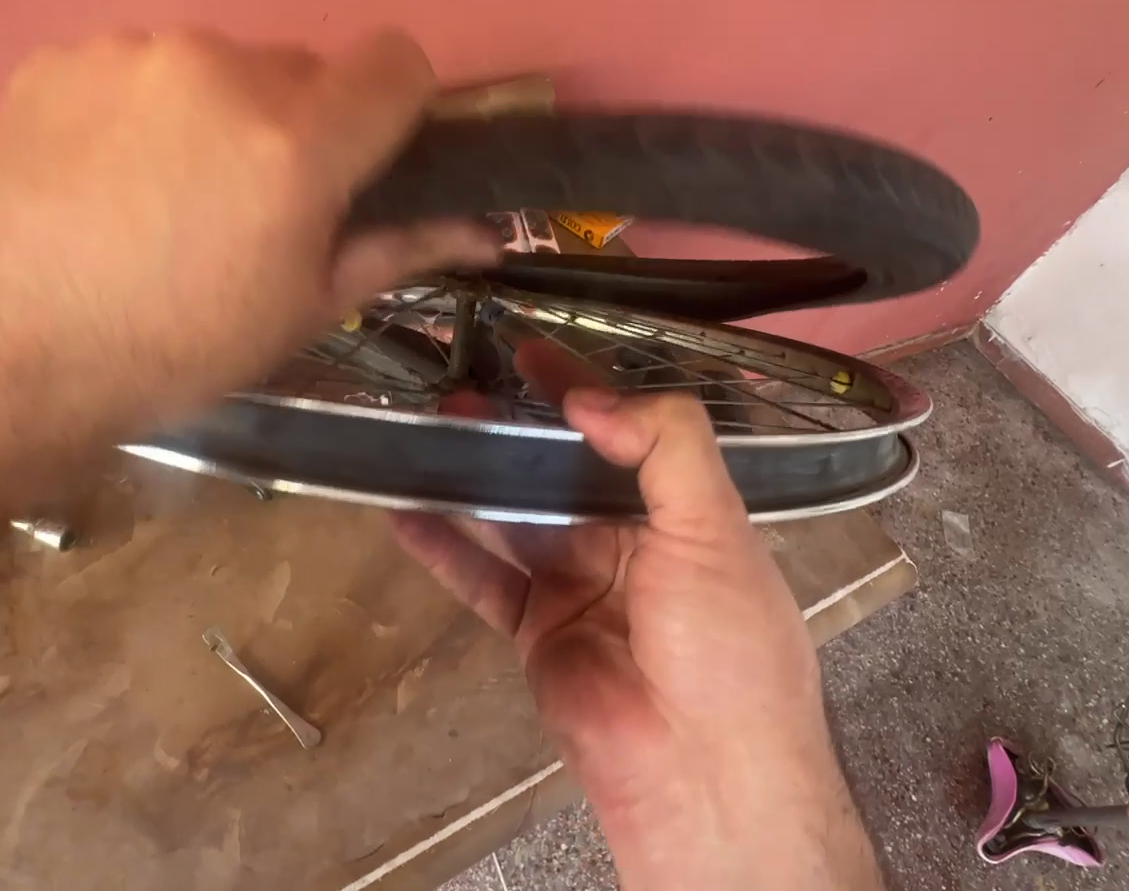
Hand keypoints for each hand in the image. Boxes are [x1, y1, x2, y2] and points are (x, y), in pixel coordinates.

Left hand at [0, 30, 498, 463]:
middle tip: (262, 210)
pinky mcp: (64, 56)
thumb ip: (402, 250)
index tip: (374, 164)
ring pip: (227, 69)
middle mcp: (223, 71)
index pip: (399, 62)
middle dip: (307, 128)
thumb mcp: (305, 311)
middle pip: (309, 70)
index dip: (401, 109)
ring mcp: (136, 54)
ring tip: (174, 204)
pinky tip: (110, 184)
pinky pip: (149, 71)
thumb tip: (489, 232)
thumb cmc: (174, 353)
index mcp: (297, 144)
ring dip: (228, 120)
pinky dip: (155, 114)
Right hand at [393, 381, 882, 888]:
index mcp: (679, 510)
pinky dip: (444, 547)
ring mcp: (576, 583)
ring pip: (514, 516)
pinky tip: (405, 511)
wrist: (702, 776)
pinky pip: (482, 578)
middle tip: (464, 389)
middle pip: (559, 469)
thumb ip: (666, 444)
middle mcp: (626, 539)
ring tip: (429, 433)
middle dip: (514, 429)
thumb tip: (591, 397)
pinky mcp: (534, 628)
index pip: (624, 430)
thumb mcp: (716, 528)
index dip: (579, 388)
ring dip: (474, 476)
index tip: (531, 352)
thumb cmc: (723, 641)